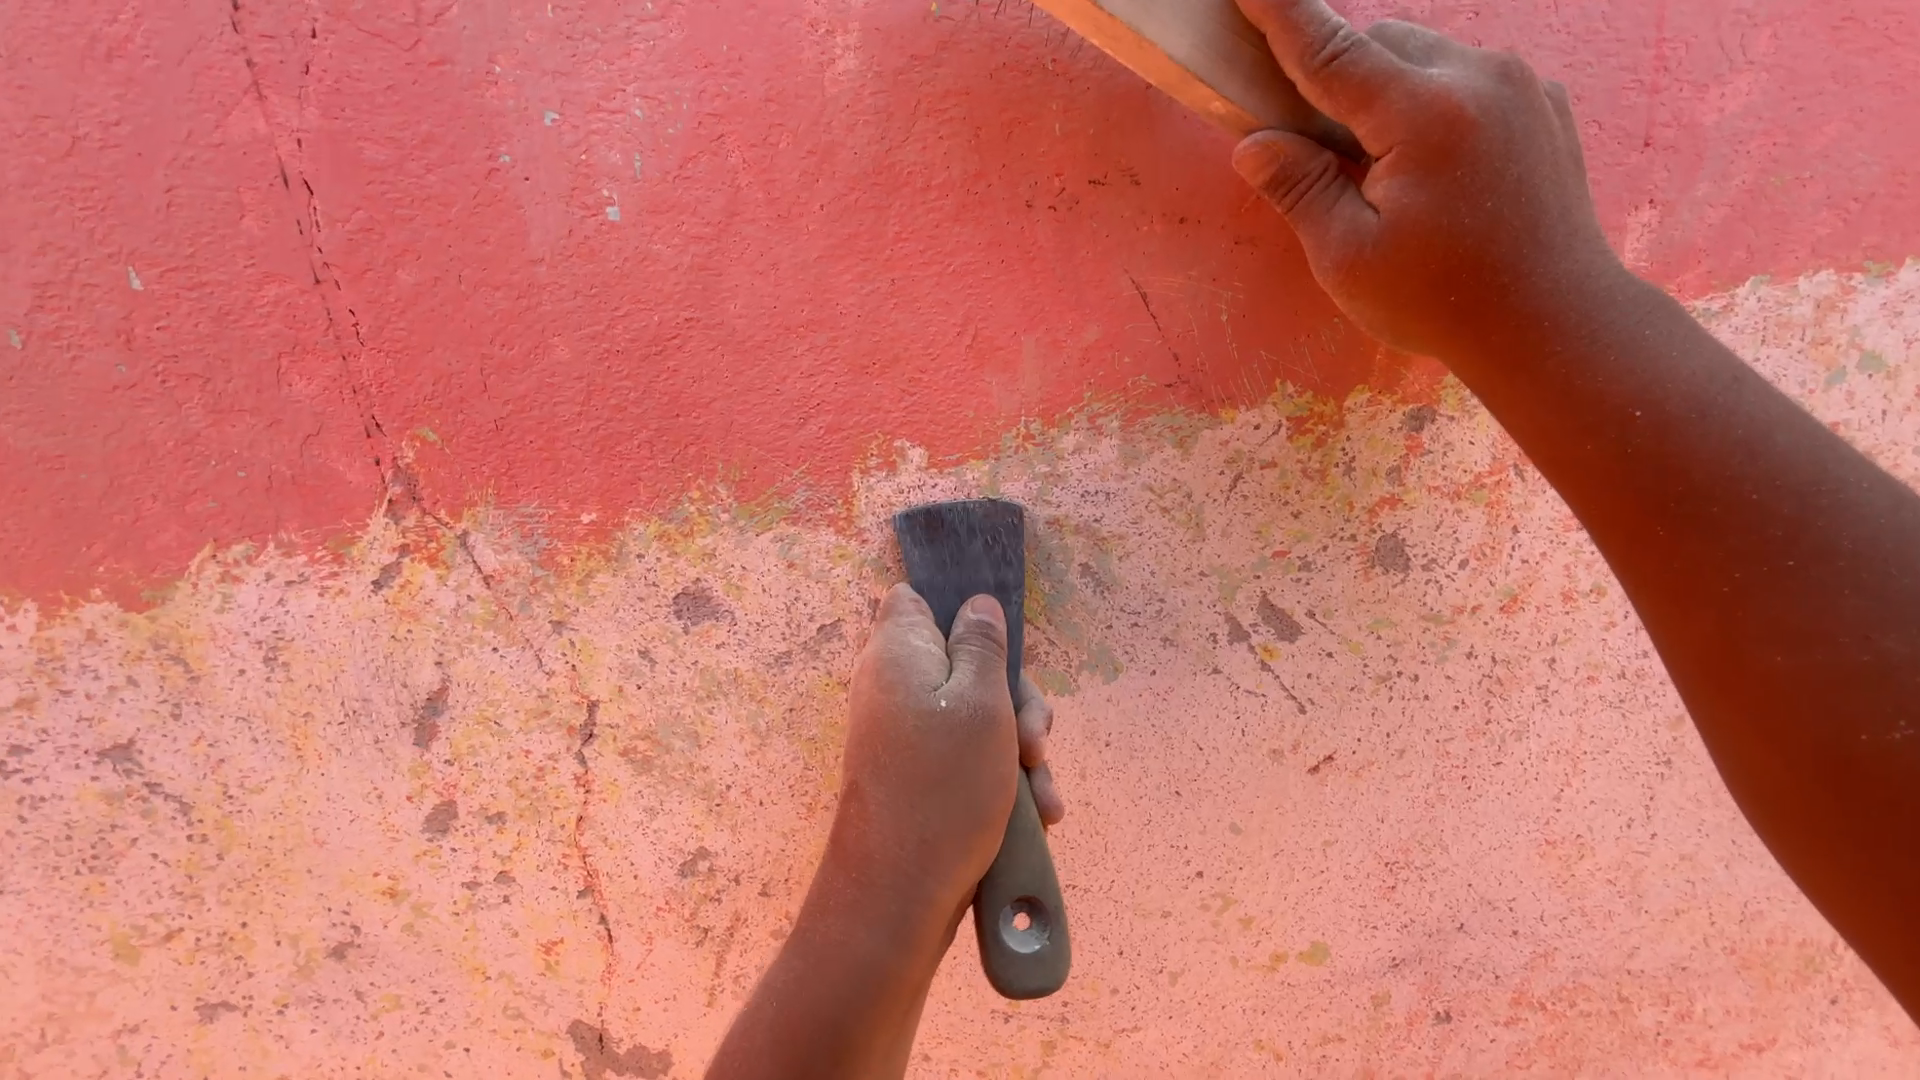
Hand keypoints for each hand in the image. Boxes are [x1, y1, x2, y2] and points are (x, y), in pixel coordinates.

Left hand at [827, 584, 1063, 933]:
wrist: (901, 891)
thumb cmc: (946, 782)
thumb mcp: (982, 699)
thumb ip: (982, 643)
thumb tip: (976, 604)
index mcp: (898, 650)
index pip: (914, 599)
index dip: (957, 609)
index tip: (998, 640)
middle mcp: (895, 683)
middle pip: (965, 661)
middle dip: (1013, 697)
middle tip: (1034, 742)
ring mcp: (907, 730)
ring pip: (977, 712)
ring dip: (1017, 746)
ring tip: (1042, 796)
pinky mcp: (921, 770)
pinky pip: (967, 752)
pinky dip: (1000, 775)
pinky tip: (1036, 813)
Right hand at [1231, 0, 1627, 360]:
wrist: (1550, 322)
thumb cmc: (1436, 300)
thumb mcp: (1346, 257)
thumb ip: (1299, 189)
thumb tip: (1254, 143)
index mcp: (1426, 115)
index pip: (1333, 51)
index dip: (1283, 15)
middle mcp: (1481, 78)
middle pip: (1381, 44)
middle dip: (1331, 71)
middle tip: (1302, 132)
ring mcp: (1521, 85)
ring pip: (1423, 56)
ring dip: (1378, 89)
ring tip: (1366, 160)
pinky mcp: (1540, 104)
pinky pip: (1463, 78)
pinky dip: (1422, 101)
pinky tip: (1418, 163)